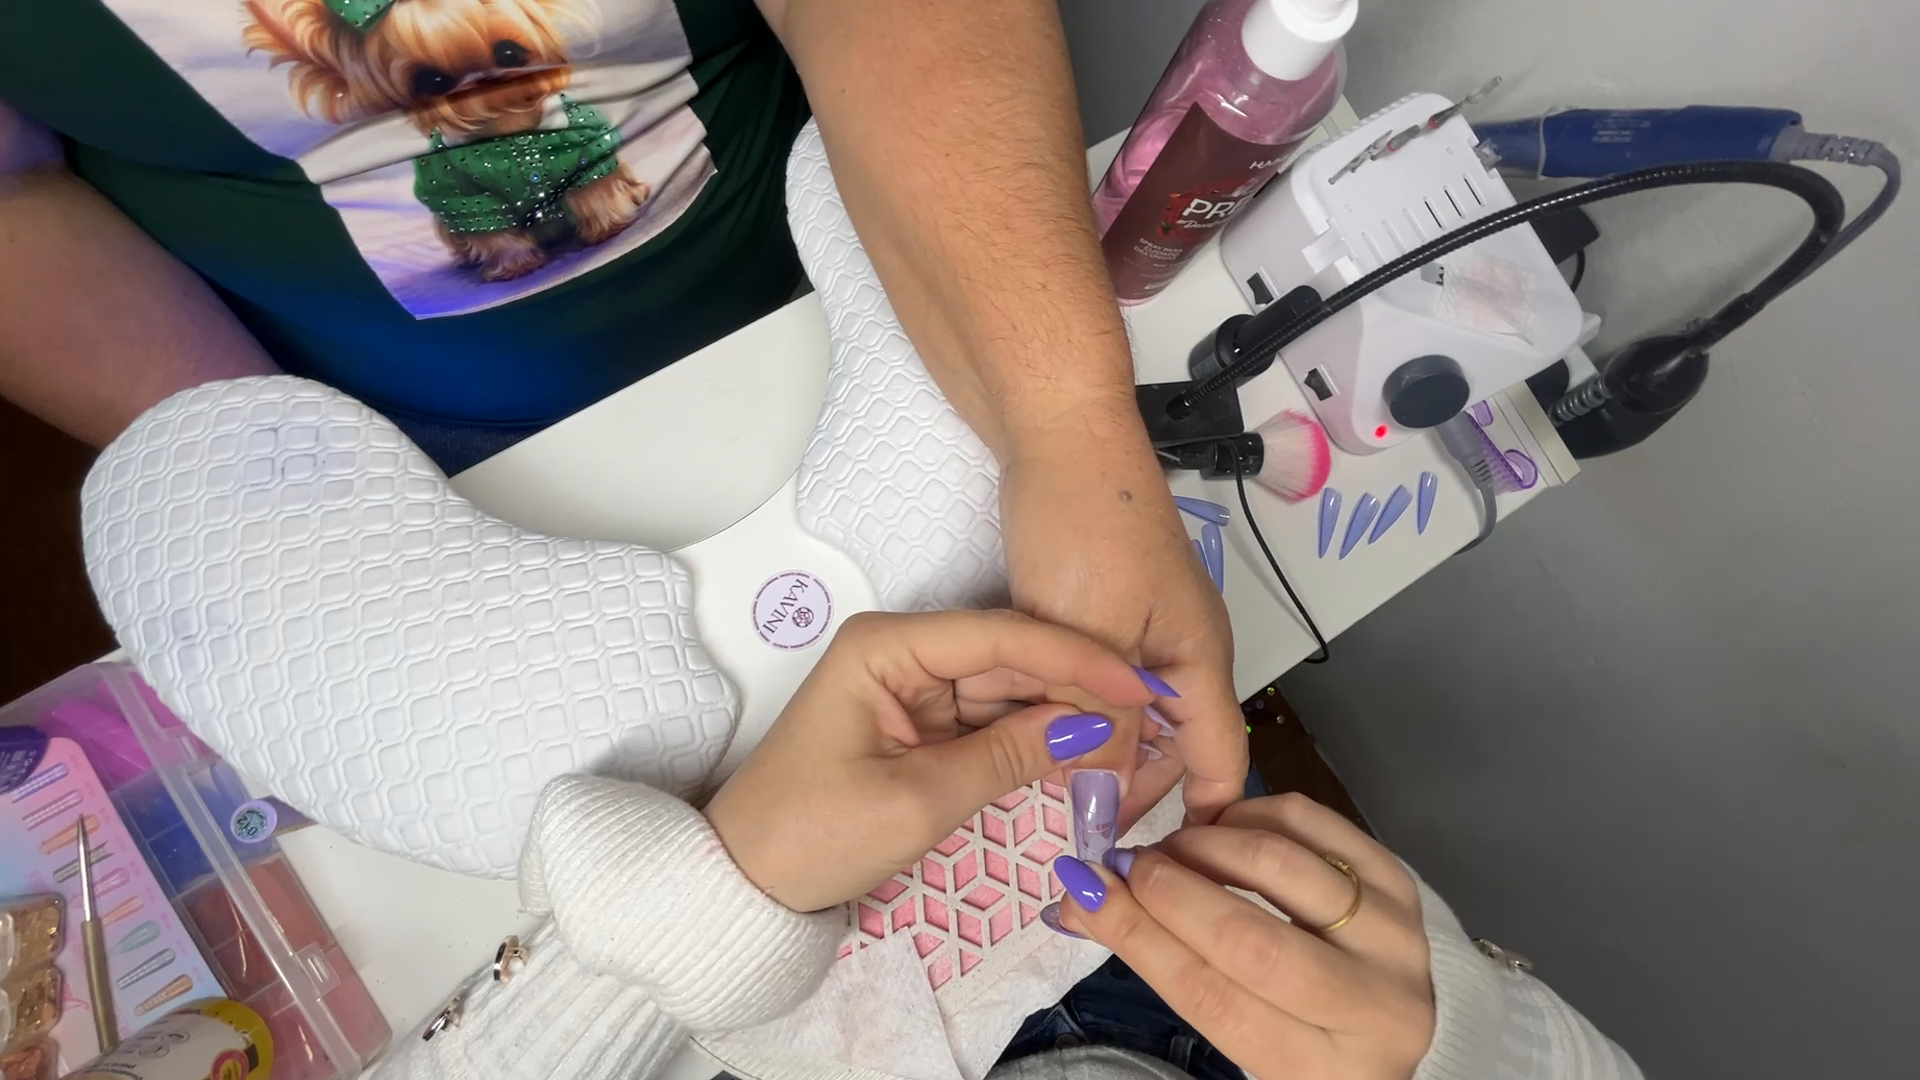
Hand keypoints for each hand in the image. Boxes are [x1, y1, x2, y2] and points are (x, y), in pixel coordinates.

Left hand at [703, 609, 1158, 911]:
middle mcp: (904, 649)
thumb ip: (1008, 755)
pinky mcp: (921, 718)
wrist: (748, 884)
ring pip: (1005, 686)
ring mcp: (914, 683)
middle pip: (1007, 656)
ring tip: (1128, 736)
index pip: (998, 636)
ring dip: (1060, 711)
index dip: (1074, 657)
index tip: (1139, 683)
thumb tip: (1092, 725)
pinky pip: (988, 716)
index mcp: (888, 645)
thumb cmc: (815, 837)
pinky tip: (1079, 746)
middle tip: (1147, 720)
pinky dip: (1031, 734)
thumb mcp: (917, 800)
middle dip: (1074, 688)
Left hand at [999, 422, 1244, 824]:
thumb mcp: (1093, 633)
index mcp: (1197, 655)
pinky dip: (1078, 705)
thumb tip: (1108, 796)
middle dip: (1135, 781)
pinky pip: (1100, 676)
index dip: (1196, 810)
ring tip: (1058, 786)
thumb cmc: (1084, 530)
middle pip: (1174, 737)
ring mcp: (1140, 622)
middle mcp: (1178, 644)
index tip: (1158, 860)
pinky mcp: (1102, 606)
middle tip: (1086, 826)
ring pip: (1131, 708)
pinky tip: (1043, 726)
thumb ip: (1106, 717)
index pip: (1216, 753)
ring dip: (1101, 744)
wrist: (1058, 437)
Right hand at [1054, 794, 1436, 1078]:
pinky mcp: (1396, 877)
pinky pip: (1306, 820)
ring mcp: (1395, 938)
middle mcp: (1372, 1012)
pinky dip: (1249, 814)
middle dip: (1170, 890)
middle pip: (1252, 942)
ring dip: (1206, 845)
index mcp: (1318, 1071)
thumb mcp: (1239, 1025)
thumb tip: (1074, 895)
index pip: (1213, 1000)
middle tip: (1128, 862)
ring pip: (1279, 867)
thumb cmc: (1304, 1034)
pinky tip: (1226, 830)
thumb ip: (1159, 959)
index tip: (1084, 886)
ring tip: (1177, 849)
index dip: (1139, 937)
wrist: (1411, 1023)